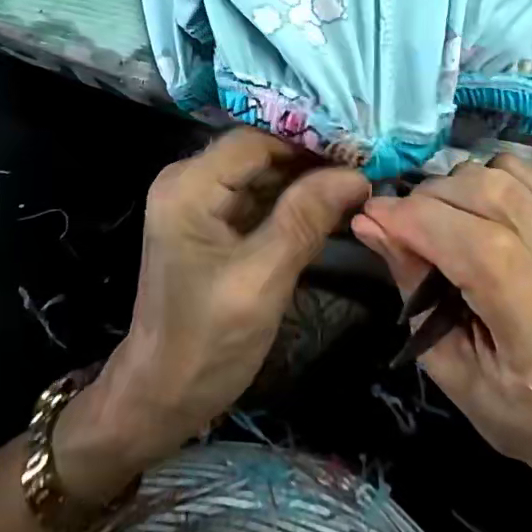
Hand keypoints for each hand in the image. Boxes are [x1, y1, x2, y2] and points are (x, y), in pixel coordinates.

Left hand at [65, 129, 368, 492]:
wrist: (164, 390)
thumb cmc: (208, 339)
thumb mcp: (262, 279)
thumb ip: (304, 219)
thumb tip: (356, 174)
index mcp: (188, 185)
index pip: (254, 141)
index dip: (307, 141)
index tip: (361, 149)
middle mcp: (187, 180)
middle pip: (256, 153)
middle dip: (310, 160)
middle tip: (368, 167)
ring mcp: (196, 201)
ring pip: (259, 174)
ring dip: (304, 180)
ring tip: (359, 183)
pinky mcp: (208, 222)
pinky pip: (253, 199)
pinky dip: (289, 202)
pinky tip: (329, 207)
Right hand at [350, 154, 531, 474]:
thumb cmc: (510, 406)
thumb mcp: (446, 365)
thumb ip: (410, 286)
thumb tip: (368, 220)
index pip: (489, 257)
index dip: (423, 222)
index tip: (376, 214)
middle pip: (500, 202)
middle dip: (432, 197)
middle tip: (403, 219)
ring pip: (510, 179)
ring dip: (457, 186)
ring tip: (443, 217)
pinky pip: (530, 173)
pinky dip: (489, 181)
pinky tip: (482, 214)